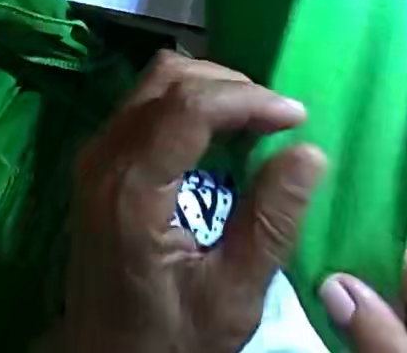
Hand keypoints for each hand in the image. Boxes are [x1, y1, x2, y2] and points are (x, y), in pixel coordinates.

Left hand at [44, 50, 327, 352]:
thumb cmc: (169, 336)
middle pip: (168, 79)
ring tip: (255, 117)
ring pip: (154, 80)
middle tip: (279, 117)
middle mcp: (105, 154)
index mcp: (132, 189)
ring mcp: (96, 148)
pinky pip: (144, 98)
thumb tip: (310, 153)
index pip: (187, 108)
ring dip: (208, 85)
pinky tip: (219, 125)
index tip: (296, 115)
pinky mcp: (99, 152)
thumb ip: (269, 223)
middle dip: (230, 86)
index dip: (245, 99)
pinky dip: (187, 98)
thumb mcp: (231, 297)